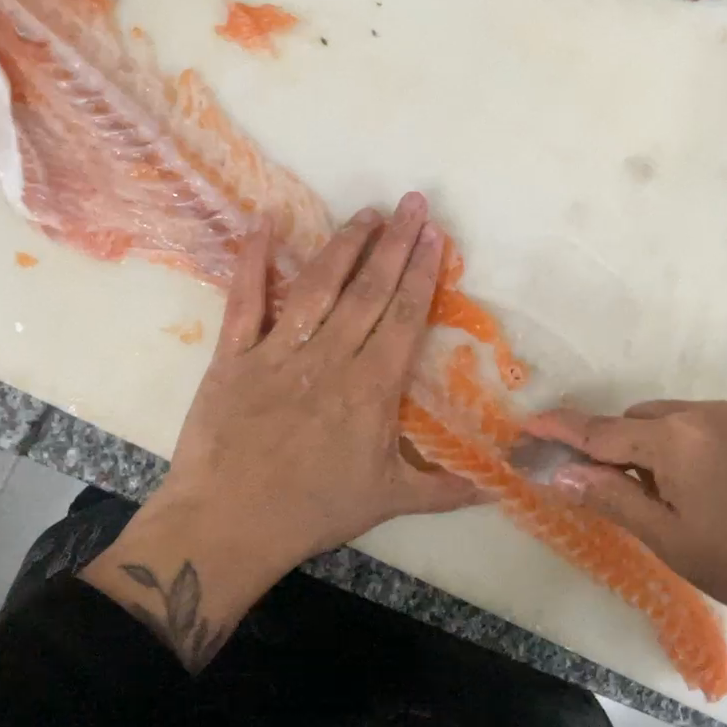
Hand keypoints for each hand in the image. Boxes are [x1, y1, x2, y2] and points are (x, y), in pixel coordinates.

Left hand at [158, 191, 483, 558]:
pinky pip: (244, 300)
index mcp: (370, 388)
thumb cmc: (313, 512)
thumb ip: (445, 488)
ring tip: (366, 212)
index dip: (421, 273)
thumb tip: (498, 487)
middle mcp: (329, 358)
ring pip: (317, 287)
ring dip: (343, 245)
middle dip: (394, 243)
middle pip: (368, 291)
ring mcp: (278, 352)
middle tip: (413, 202)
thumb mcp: (389, 502)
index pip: (403, 318)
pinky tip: (262, 222)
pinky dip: (251, 260)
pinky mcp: (233, 355)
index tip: (434, 235)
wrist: (228, 525)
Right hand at [529, 400, 726, 726]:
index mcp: (676, 439)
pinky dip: (718, 448)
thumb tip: (562, 472)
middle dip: (626, 446)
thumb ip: (613, 499)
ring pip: (692, 421)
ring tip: (698, 499)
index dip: (562, 429)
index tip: (530, 424)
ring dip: (676, 448)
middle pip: (646, 420)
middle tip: (631, 491)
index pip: (601, 430)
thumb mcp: (673, 542)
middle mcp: (712, 411)